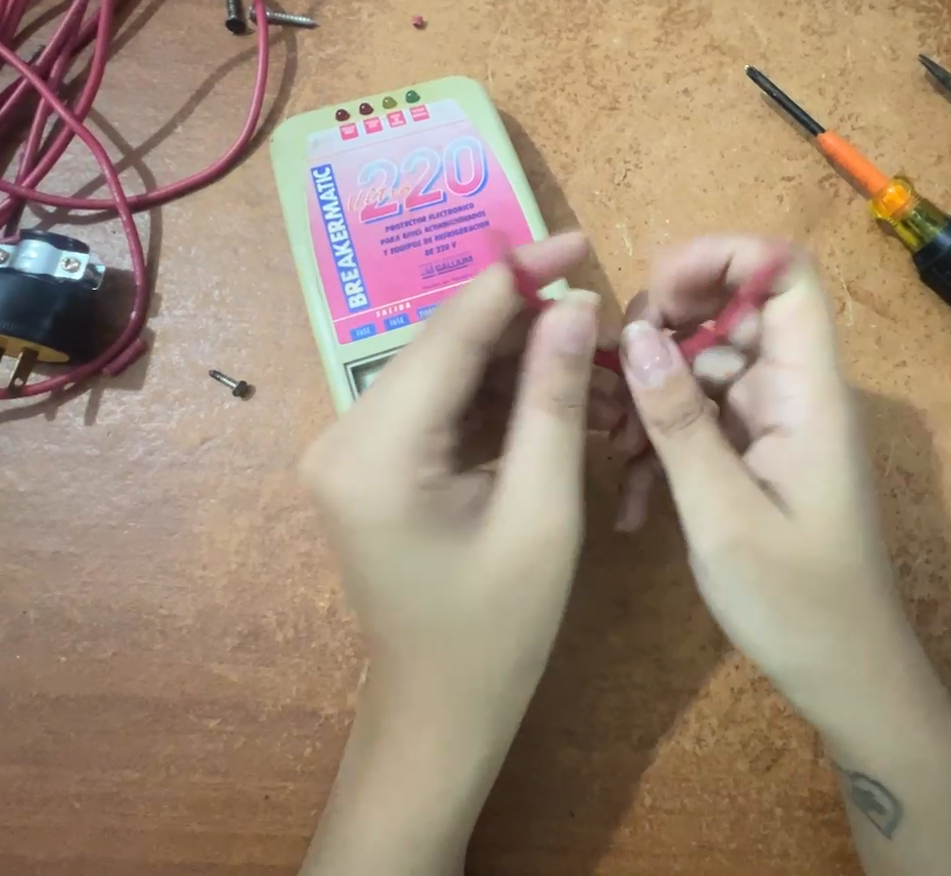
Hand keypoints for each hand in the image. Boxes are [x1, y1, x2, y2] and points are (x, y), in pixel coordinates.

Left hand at [299, 230, 605, 731]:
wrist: (442, 709)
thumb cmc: (499, 628)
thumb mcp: (542, 511)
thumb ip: (552, 399)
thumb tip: (572, 306)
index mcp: (375, 451)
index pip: (450, 332)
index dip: (517, 277)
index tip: (578, 240)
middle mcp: (346, 434)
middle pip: (448, 345)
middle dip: (527, 324)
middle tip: (604, 322)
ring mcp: (355, 446)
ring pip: (451, 369)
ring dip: (522, 360)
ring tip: (594, 369)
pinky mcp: (375, 459)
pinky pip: (445, 403)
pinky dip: (501, 395)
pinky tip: (555, 398)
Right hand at [619, 236, 915, 738]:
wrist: (842, 675)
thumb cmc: (796, 600)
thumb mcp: (722, 511)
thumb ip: (678, 419)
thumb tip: (637, 334)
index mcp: (808, 390)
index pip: (787, 277)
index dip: (726, 258)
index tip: (658, 288)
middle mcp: (793, 391)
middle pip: (732, 315)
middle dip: (665, 334)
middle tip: (612, 376)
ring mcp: (771, 422)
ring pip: (703, 369)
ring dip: (651, 398)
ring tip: (617, 453)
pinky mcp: (752, 452)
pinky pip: (699, 417)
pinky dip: (662, 442)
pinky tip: (635, 500)